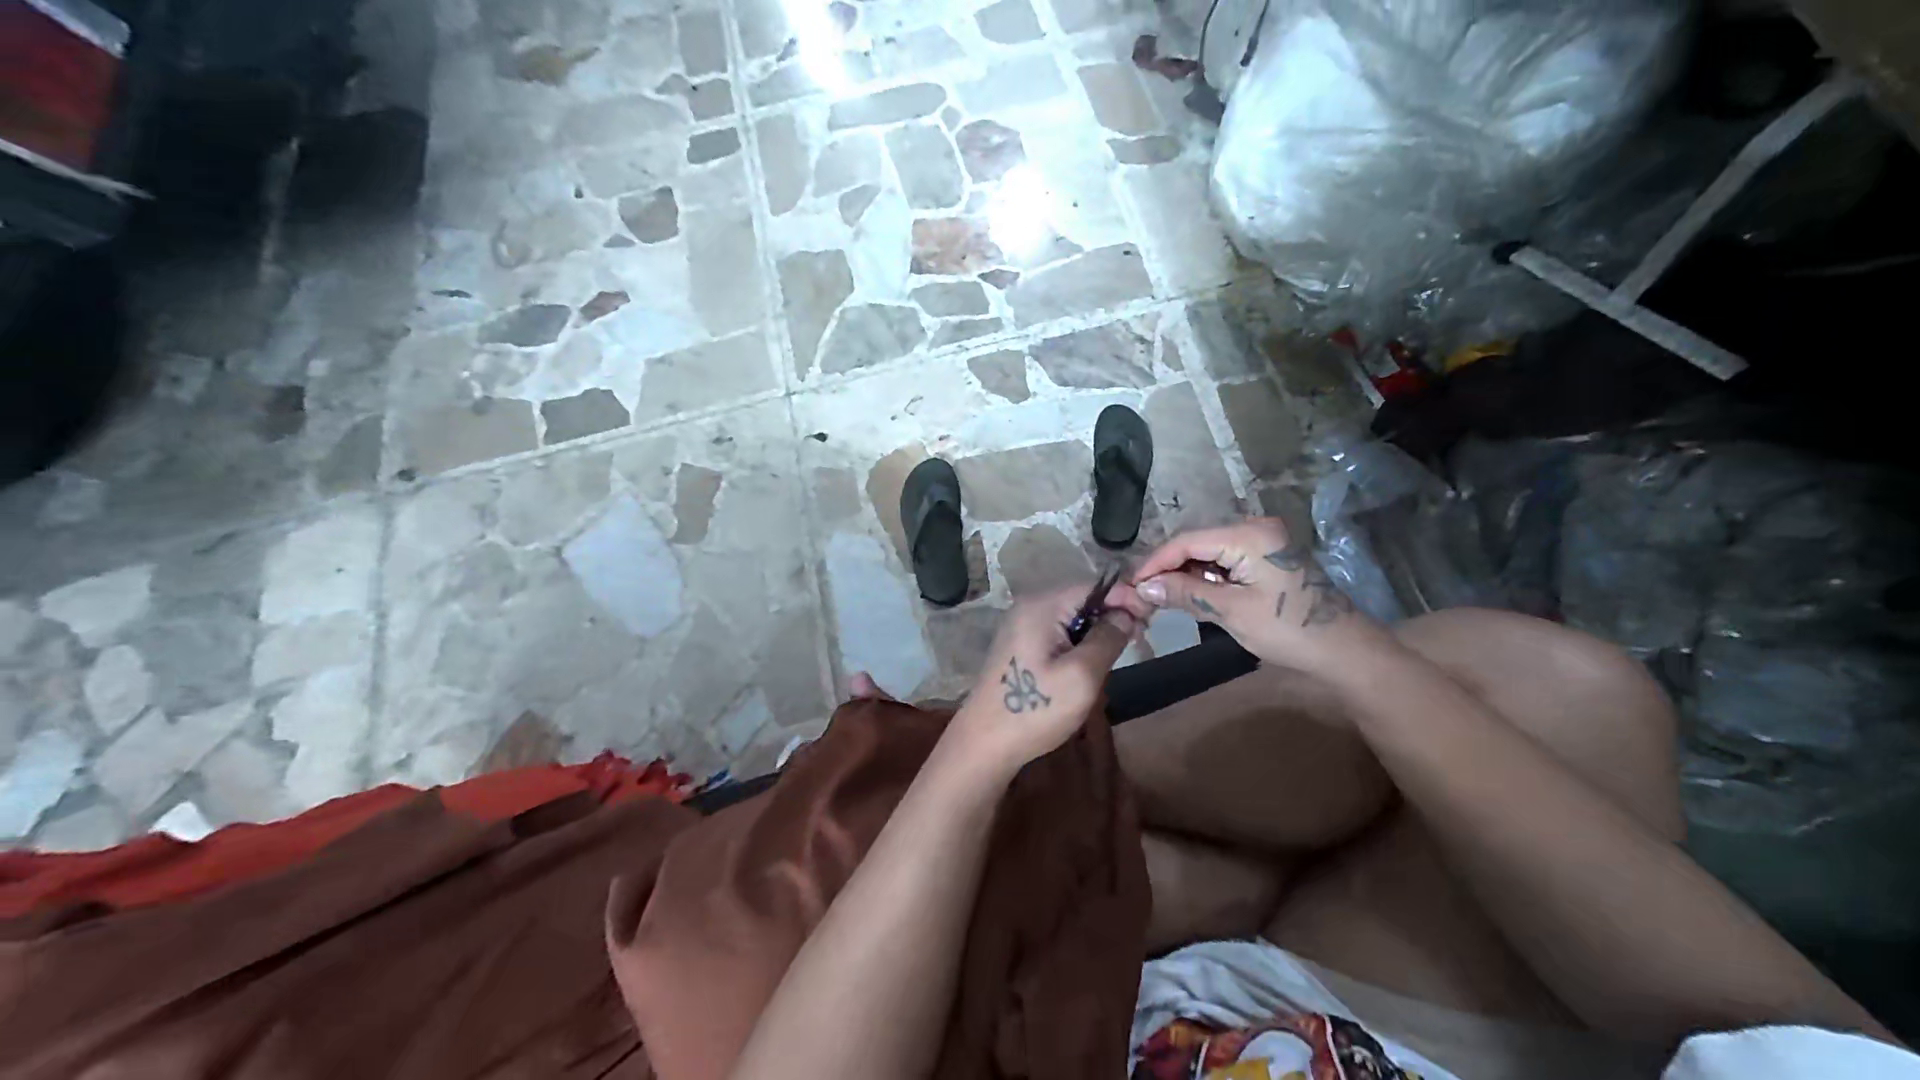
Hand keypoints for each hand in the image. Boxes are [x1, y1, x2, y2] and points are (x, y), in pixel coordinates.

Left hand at [945, 583, 1147, 777]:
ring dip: (1097, 630)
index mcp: (1042, 605)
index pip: (1093, 586)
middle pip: (1081, 599)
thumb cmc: (1036, 708)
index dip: (1125, 598)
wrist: (985, 742)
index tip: (1152, 618)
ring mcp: (1020, 626)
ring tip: (1122, 649)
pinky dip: (1079, 640)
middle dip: (1113, 613)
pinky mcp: (1019, 645)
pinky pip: (1057, 631)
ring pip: (1071, 617)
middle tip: (1141, 637)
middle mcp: (1028, 607)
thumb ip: (1108, 638)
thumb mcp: (1082, 675)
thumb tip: (1126, 614)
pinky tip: (1092, 661)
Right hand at [1132, 517, 1362, 667]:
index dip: (1155, 562)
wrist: (1347, 652)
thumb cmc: (1290, 631)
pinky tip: (1187, 596)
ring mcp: (1263, 543)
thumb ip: (1185, 593)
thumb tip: (1142, 587)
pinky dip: (1204, 579)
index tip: (1130, 585)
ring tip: (1157, 598)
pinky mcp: (1266, 559)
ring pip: (1208, 554)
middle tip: (1140, 594)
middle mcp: (1255, 529)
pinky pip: (1224, 563)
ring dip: (1183, 575)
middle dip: (1166, 568)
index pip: (1187, 541)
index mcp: (1249, 535)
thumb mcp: (1232, 612)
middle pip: (1196, 543)